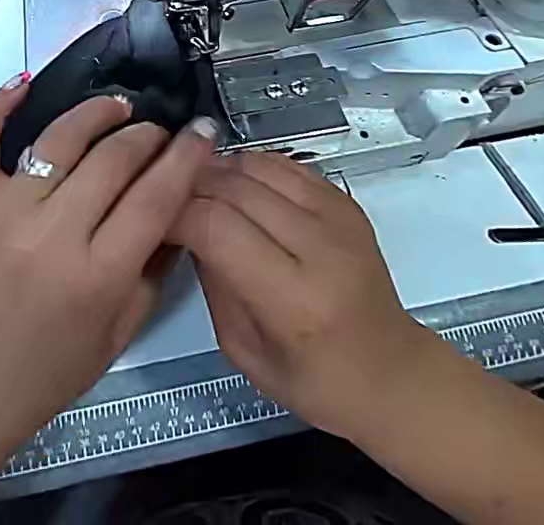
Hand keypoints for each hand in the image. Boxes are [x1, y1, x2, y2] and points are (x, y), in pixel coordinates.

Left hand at [0, 78, 219, 462]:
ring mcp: (2, 212)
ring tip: (119, 107)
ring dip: (98, 112)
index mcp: (97, 275)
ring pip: (61, 136)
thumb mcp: (120, 333)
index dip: (188, 155)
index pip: (157, 196)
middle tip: (161, 134)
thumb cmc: (45, 375)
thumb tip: (181, 203)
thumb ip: (157, 267)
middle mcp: (51, 234)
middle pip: (115, 157)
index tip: (202, 130)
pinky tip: (24, 82)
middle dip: (149, 135)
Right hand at [170, 151, 441, 438]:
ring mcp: (339, 217)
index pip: (217, 227)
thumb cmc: (312, 378)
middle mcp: (320, 248)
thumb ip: (212, 282)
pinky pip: (288, 165)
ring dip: (221, 170)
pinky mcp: (347, 202)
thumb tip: (185, 224)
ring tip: (200, 185)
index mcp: (293, 299)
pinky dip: (254, 166)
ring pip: (261, 166)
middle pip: (237, 189)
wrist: (389, 370)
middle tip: (168, 195)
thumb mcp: (242, 349)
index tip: (154, 216)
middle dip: (193, 185)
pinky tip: (239, 183)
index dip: (177, 213)